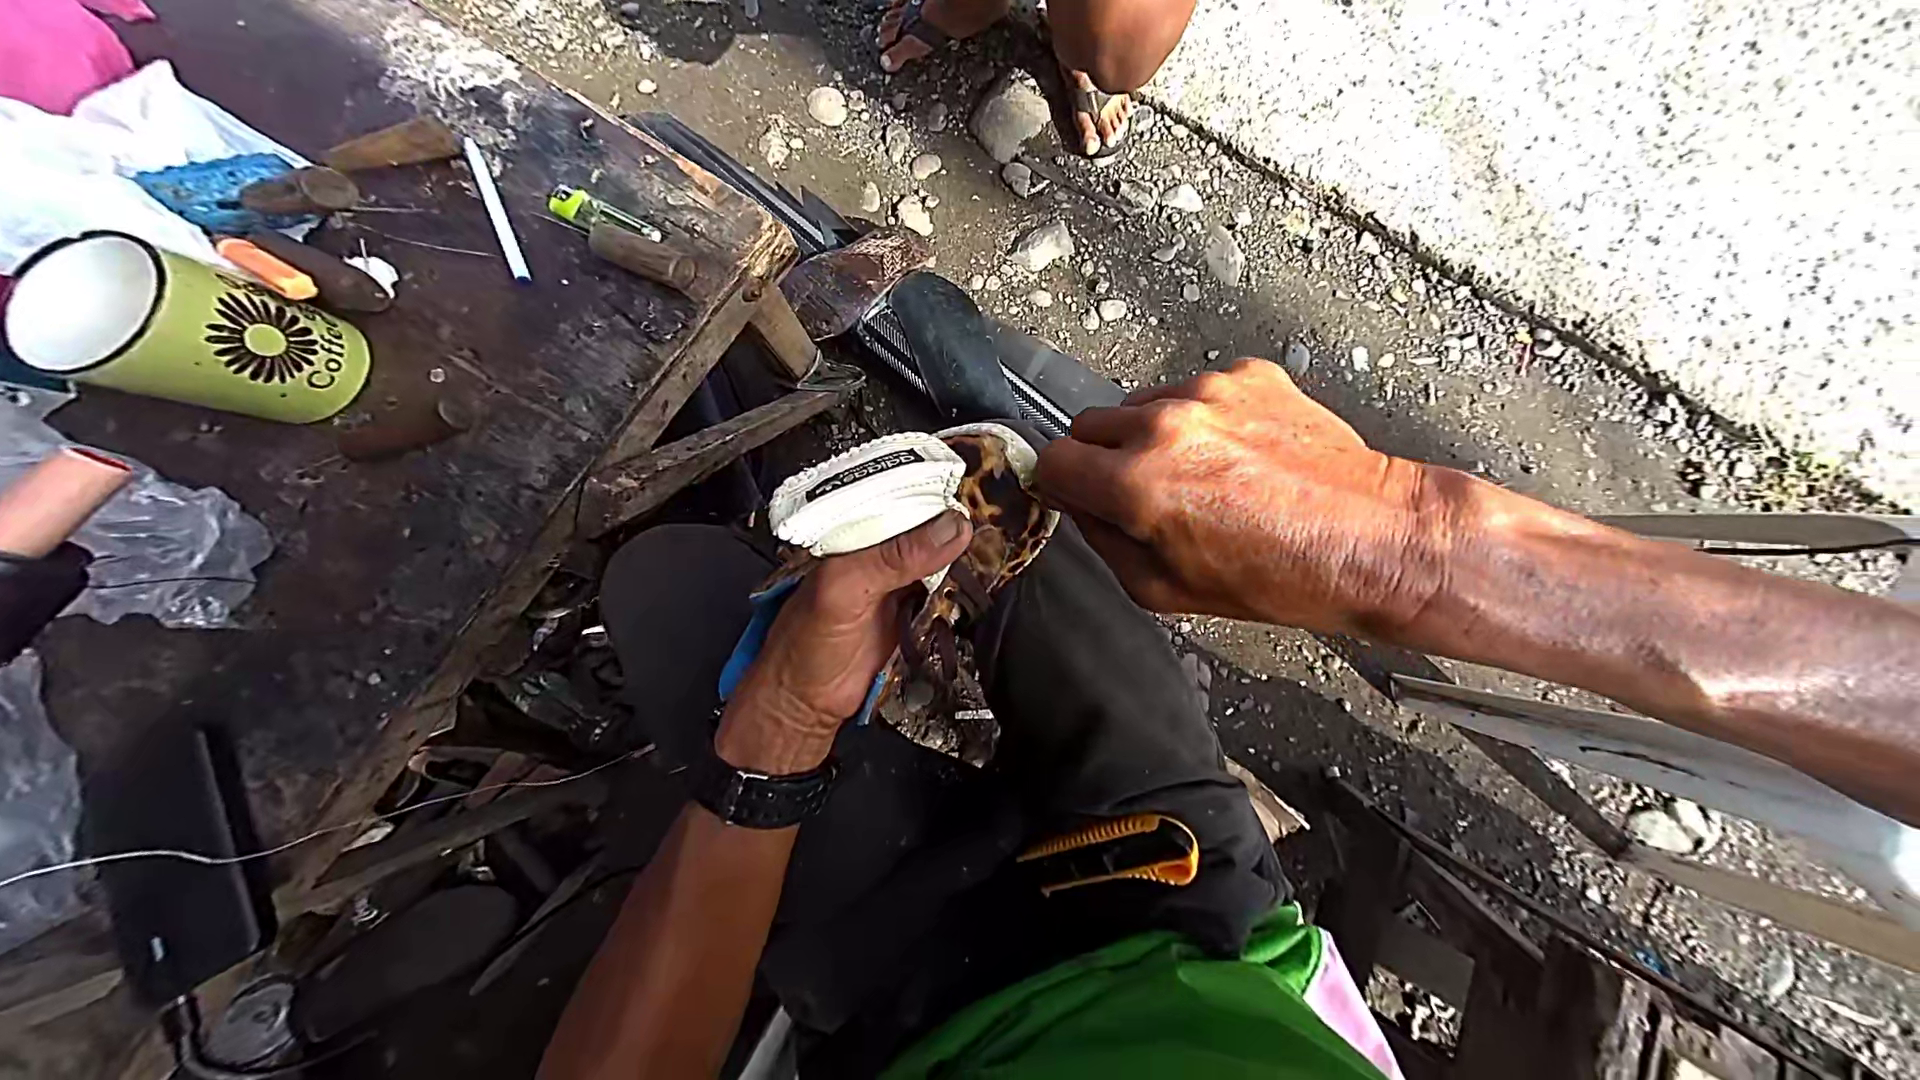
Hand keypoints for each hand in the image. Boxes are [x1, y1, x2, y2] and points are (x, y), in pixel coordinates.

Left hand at [719, 511, 971, 771]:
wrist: (808, 701)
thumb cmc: (805, 642)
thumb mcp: (846, 589)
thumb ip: (894, 557)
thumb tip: (948, 529)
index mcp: (853, 529)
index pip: (902, 494)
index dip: (938, 490)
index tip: (977, 493)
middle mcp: (878, 548)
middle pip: (929, 523)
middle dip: (959, 523)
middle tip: (992, 525)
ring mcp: (900, 579)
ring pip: (944, 555)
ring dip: (967, 555)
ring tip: (994, 550)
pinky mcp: (916, 609)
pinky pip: (949, 591)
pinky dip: (964, 588)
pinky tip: (980, 582)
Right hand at [1035, 358, 1452, 637]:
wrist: (1372, 539)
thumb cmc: (1281, 573)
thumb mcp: (1161, 588)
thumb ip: (1103, 541)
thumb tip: (1080, 506)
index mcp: (1137, 484)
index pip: (1053, 459)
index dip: (1059, 482)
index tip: (1071, 489)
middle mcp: (1165, 426)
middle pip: (1087, 424)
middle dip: (1098, 458)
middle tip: (1135, 489)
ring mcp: (1208, 392)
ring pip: (1137, 403)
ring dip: (1147, 435)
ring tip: (1195, 473)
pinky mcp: (1245, 376)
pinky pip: (1190, 391)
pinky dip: (1196, 418)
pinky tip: (1230, 452)